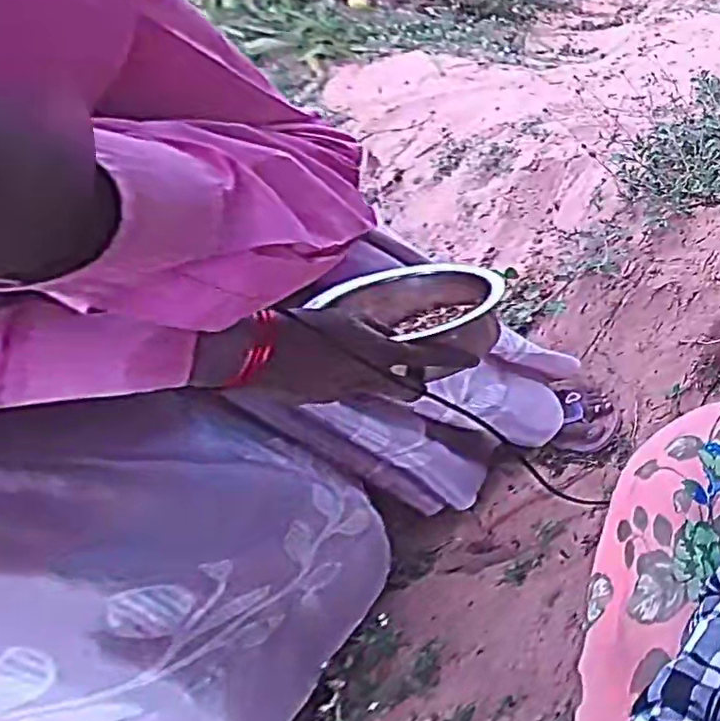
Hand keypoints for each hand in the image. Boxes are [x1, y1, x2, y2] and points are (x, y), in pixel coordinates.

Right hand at [196, 309, 476, 402]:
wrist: (247, 353)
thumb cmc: (300, 326)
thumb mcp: (347, 318)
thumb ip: (376, 328)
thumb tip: (390, 332)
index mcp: (378, 355)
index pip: (427, 358)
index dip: (453, 359)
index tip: (471, 360)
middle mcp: (367, 379)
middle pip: (407, 390)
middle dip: (415, 384)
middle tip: (415, 373)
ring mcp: (341, 394)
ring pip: (377, 394)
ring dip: (382, 384)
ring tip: (373, 369)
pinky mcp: (317, 402)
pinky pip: (346, 395)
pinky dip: (352, 386)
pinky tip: (336, 373)